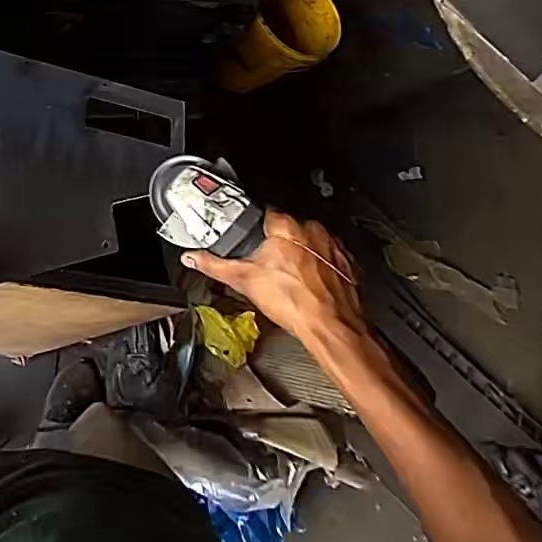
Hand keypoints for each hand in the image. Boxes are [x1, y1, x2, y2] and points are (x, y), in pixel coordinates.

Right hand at [183, 210, 366, 341]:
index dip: (257, 226)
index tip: (253, 236)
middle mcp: (313, 232)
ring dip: (302, 251)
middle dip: (280, 240)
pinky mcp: (350, 266)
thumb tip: (191, 257)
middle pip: (290, 227)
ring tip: (289, 272)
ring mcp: (334, 248)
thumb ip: (213, 264)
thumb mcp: (242, 279)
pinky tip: (309, 282)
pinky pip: (330, 257)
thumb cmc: (293, 302)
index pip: (268, 213)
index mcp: (286, 227)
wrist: (331, 328)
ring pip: (312, 241)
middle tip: (269, 259)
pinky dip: (321, 265)